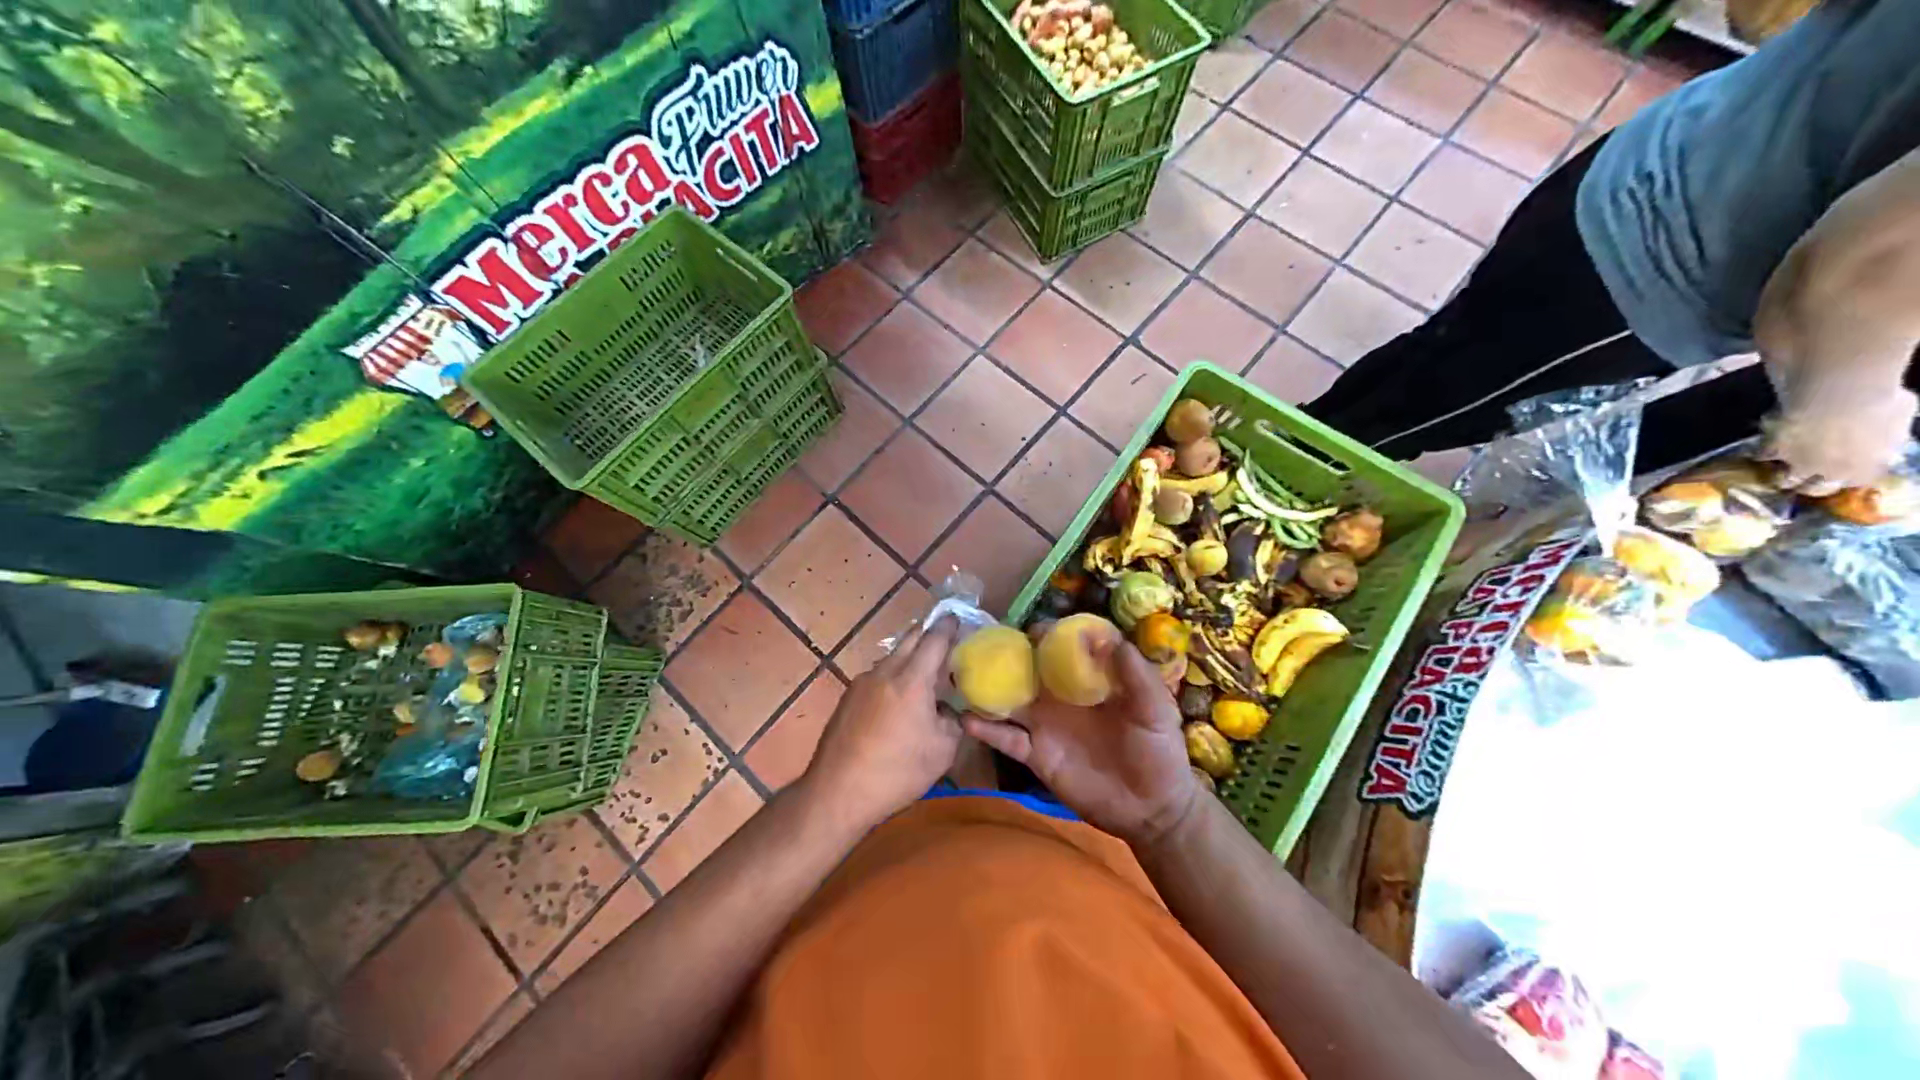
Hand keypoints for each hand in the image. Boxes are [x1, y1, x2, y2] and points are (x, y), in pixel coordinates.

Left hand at [800, 618, 961, 828]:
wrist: (837, 792)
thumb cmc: (897, 772)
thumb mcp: (943, 751)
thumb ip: (953, 722)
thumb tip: (949, 710)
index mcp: (912, 679)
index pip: (935, 639)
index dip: (949, 626)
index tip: (959, 618)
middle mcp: (885, 672)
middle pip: (910, 639)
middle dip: (929, 634)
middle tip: (946, 640)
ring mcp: (862, 683)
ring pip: (892, 658)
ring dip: (910, 658)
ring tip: (924, 675)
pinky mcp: (848, 698)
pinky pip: (877, 677)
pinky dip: (893, 677)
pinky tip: (898, 702)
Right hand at [963, 636, 1199, 846]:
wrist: (1152, 808)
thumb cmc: (1159, 751)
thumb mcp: (1155, 709)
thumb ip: (1134, 674)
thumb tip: (1105, 638)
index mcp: (1089, 679)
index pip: (1063, 647)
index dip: (1048, 634)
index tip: (1034, 631)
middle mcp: (1061, 696)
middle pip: (1028, 667)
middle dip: (1006, 654)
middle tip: (981, 647)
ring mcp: (1045, 725)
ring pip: (1009, 699)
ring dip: (987, 688)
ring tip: (961, 677)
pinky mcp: (1036, 754)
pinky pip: (1006, 739)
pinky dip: (985, 730)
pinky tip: (967, 721)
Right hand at [1761, 386, 1915, 493]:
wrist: (1839, 398)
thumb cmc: (1880, 405)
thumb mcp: (1898, 423)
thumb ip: (1888, 438)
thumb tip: (1882, 443)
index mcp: (1865, 468)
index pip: (1855, 482)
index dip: (1848, 477)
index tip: (1843, 471)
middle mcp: (1830, 473)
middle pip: (1814, 488)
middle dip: (1809, 484)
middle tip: (1804, 476)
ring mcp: (1798, 464)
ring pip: (1785, 479)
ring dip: (1783, 474)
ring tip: (1778, 467)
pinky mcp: (1773, 452)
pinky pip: (1763, 456)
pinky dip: (1762, 453)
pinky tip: (1762, 447)